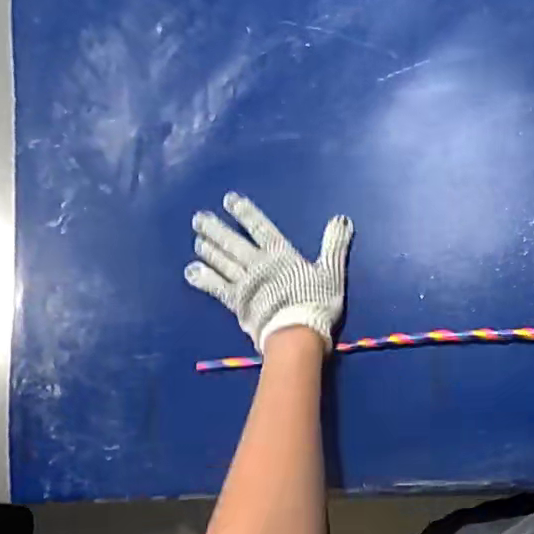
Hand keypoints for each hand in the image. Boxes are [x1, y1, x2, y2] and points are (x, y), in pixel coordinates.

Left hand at [185, 193, 352, 350]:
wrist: (297, 334)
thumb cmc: (317, 304)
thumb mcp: (331, 272)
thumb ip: (334, 245)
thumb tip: (342, 218)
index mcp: (281, 255)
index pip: (260, 228)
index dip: (245, 213)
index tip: (229, 200)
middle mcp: (258, 265)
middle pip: (233, 243)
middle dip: (216, 229)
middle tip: (199, 218)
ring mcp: (244, 284)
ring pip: (222, 262)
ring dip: (209, 249)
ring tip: (197, 239)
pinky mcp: (236, 303)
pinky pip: (216, 287)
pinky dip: (203, 278)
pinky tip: (191, 270)